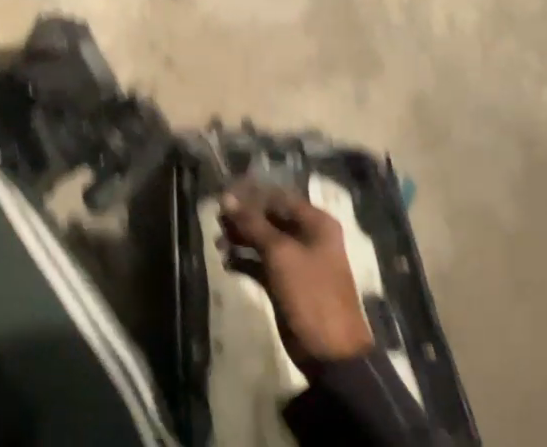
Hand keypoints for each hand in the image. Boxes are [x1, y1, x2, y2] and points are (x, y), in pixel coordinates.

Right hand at [220, 183, 373, 363]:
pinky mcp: (283, 281)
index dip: (249, 195)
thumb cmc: (310, 294)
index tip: (221, 198)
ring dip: (239, 239)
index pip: (277, 197)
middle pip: (267, 217)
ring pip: (260, 239)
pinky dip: (243, 261)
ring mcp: (295, 261)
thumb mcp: (280, 254)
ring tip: (219, 245)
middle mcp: (307, 237)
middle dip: (241, 219)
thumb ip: (252, 223)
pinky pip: (258, 262)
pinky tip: (227, 264)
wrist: (330, 351)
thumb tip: (225, 198)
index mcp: (316, 224)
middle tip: (217, 223)